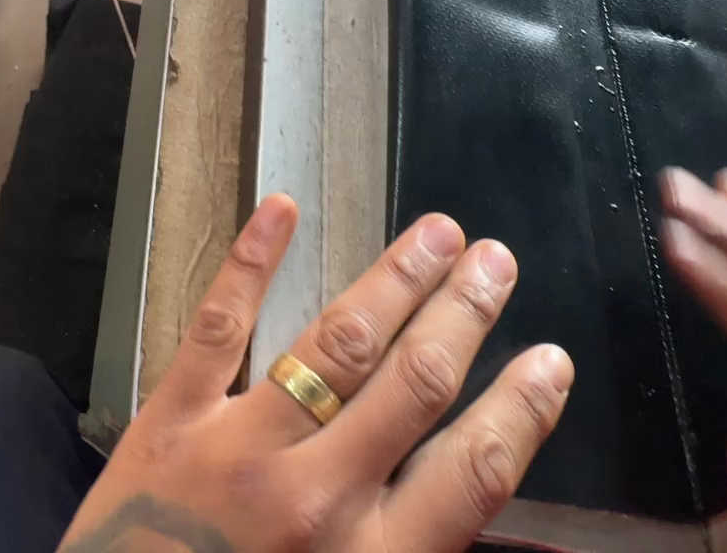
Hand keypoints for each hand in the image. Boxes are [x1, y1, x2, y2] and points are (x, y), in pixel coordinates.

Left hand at [59, 194, 573, 552]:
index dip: (520, 410)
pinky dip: (252, 259)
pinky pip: (222, 322)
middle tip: (495, 259)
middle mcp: (317, 495)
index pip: (470, 470)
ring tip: (436, 233)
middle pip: (412, 385)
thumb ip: (405, 546)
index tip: (550, 357)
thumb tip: (462, 476)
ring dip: (394, 281)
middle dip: (463, 315)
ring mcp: (242, 443)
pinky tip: (283, 207)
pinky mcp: (176, 411)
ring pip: (337, 343)